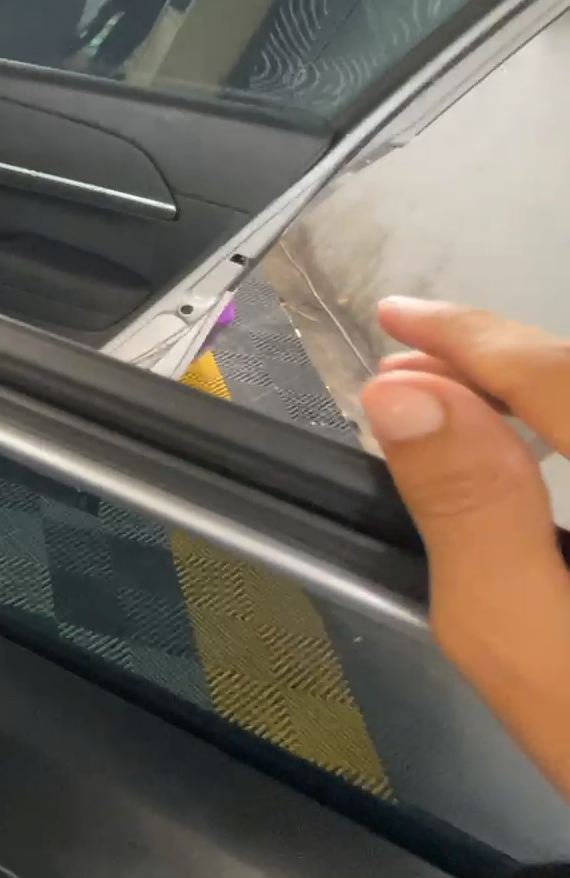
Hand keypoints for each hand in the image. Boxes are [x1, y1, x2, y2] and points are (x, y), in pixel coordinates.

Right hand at [359, 297, 569, 797]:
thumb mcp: (517, 631)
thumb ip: (465, 506)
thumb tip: (399, 396)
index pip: (566, 383)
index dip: (473, 339)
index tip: (395, 316)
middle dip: (496, 365)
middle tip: (400, 371)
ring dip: (534, 396)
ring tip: (448, 403)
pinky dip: (564, 432)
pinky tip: (524, 444)